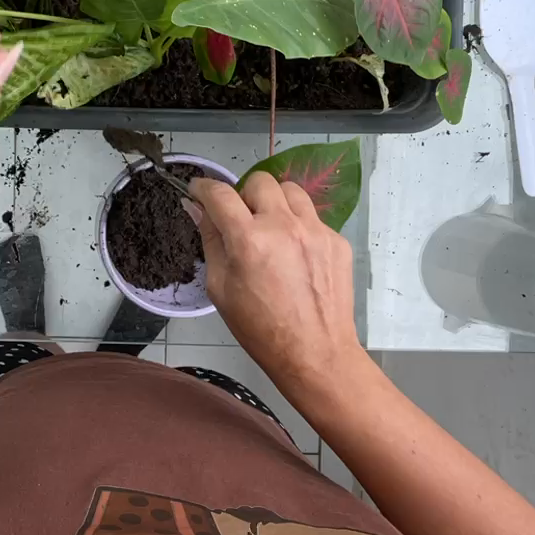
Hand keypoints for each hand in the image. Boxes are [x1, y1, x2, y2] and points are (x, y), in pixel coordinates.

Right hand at [189, 173, 368, 392]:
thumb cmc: (259, 328)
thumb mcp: (220, 287)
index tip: (198, 190)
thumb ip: (210, 240)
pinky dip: (298, 226)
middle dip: (243, 194)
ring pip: (290, 190)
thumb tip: (197, 210)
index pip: (220, 194)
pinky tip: (295, 255)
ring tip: (270, 228)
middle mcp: (284, 226)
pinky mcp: (336, 241)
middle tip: (241, 218)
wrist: (315, 353)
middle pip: (259, 181)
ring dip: (274, 202)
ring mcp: (315, 231)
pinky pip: (312, 217)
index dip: (203, 187)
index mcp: (249, 239)